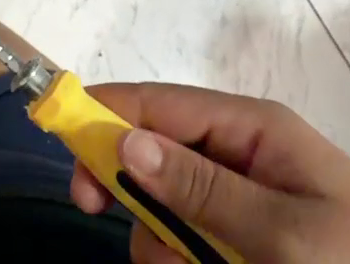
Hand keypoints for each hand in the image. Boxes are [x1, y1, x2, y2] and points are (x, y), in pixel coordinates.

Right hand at [69, 83, 349, 263]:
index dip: (101, 114)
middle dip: (127, 184)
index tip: (61, 147)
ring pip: (164, 201)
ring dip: (160, 236)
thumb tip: (122, 139)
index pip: (153, 101)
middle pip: (150, 149)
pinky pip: (191, 238)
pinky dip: (183, 258)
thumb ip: (201, 187)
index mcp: (249, 126)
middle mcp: (239, 152)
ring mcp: (244, 198)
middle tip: (98, 213)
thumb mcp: (287, 233)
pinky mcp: (250, 240)